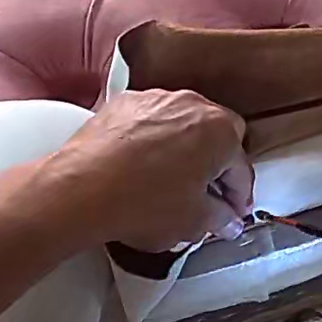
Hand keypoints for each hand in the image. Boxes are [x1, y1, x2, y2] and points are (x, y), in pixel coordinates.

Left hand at [40, 90, 253, 250]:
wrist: (80, 190)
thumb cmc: (140, 202)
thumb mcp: (193, 221)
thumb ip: (221, 219)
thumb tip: (228, 220)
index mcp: (219, 131)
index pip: (241, 168)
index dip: (240, 197)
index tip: (233, 213)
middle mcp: (191, 105)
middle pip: (217, 136)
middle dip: (217, 165)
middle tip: (208, 195)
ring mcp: (155, 100)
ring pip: (183, 124)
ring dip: (185, 149)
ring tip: (172, 181)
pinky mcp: (124, 104)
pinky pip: (150, 122)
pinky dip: (152, 141)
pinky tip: (142, 167)